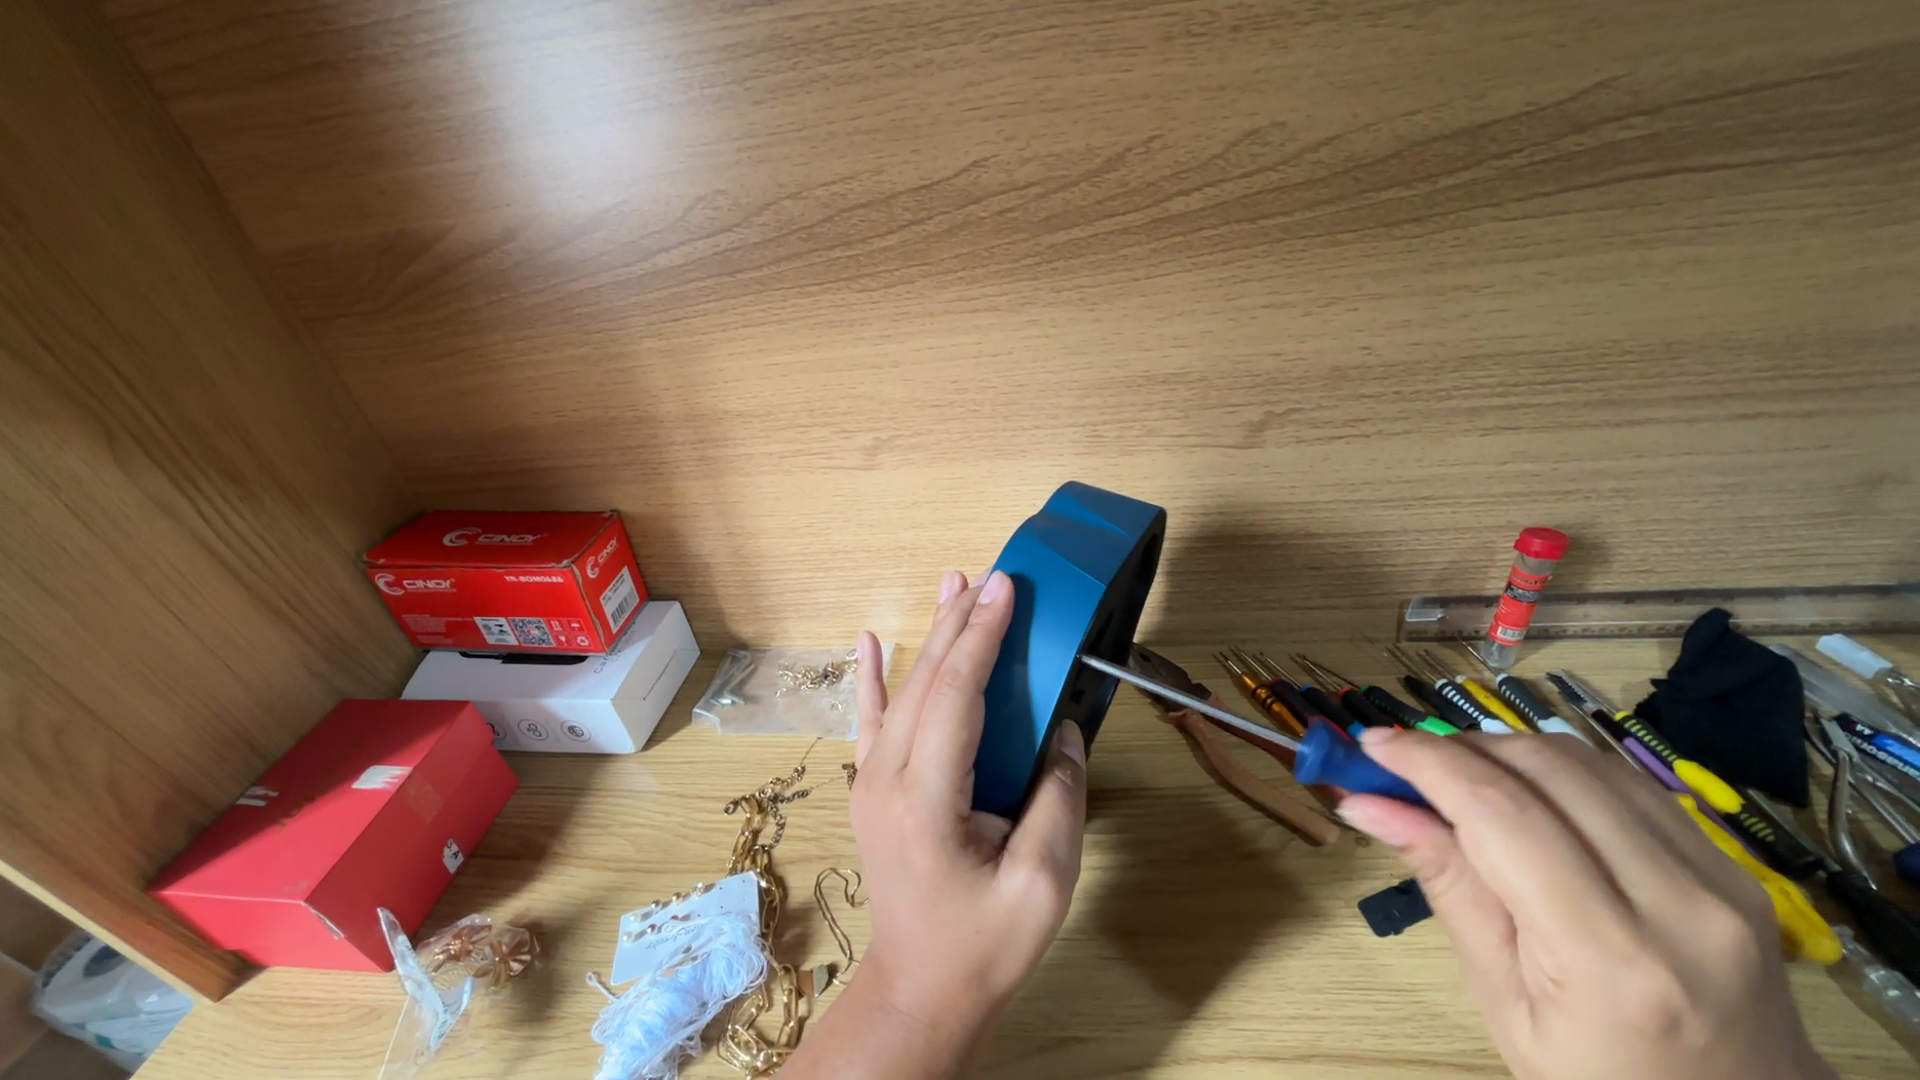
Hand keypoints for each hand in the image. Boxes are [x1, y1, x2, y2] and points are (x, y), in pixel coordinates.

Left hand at [783, 570, 1087, 1078]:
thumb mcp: (1043, 882)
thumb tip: (1061, 730)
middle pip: (928, 680)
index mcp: (926, 798)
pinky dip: (873, 676)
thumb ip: (1058, 798)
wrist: (920, 987)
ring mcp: (871, 781)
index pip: (956, 694)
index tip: (1006, 587)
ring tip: (953, 584)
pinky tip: (872, 640)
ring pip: (903, 690)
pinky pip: (872, 719)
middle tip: (994, 576)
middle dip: (963, 621)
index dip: (983, 635)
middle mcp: (887, 778)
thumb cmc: (983, 944)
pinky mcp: (872, 788)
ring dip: (934, 635)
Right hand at [1337, 729, 1834, 1079]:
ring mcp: (1721, 879)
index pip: (1502, 815)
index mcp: (1611, 960)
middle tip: (1402, 759)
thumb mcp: (1502, 1001)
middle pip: (1546, 770)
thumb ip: (1446, 886)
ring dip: (1504, 749)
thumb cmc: (1599, 1079)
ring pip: (1586, 762)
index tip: (1371, 744)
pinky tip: (1519, 790)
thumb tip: (1366, 804)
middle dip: (1459, 746)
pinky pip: (1624, 782)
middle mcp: (1680, 904)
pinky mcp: (1732, 865)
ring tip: (1454, 773)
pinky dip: (1554, 768)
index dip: (1428, 762)